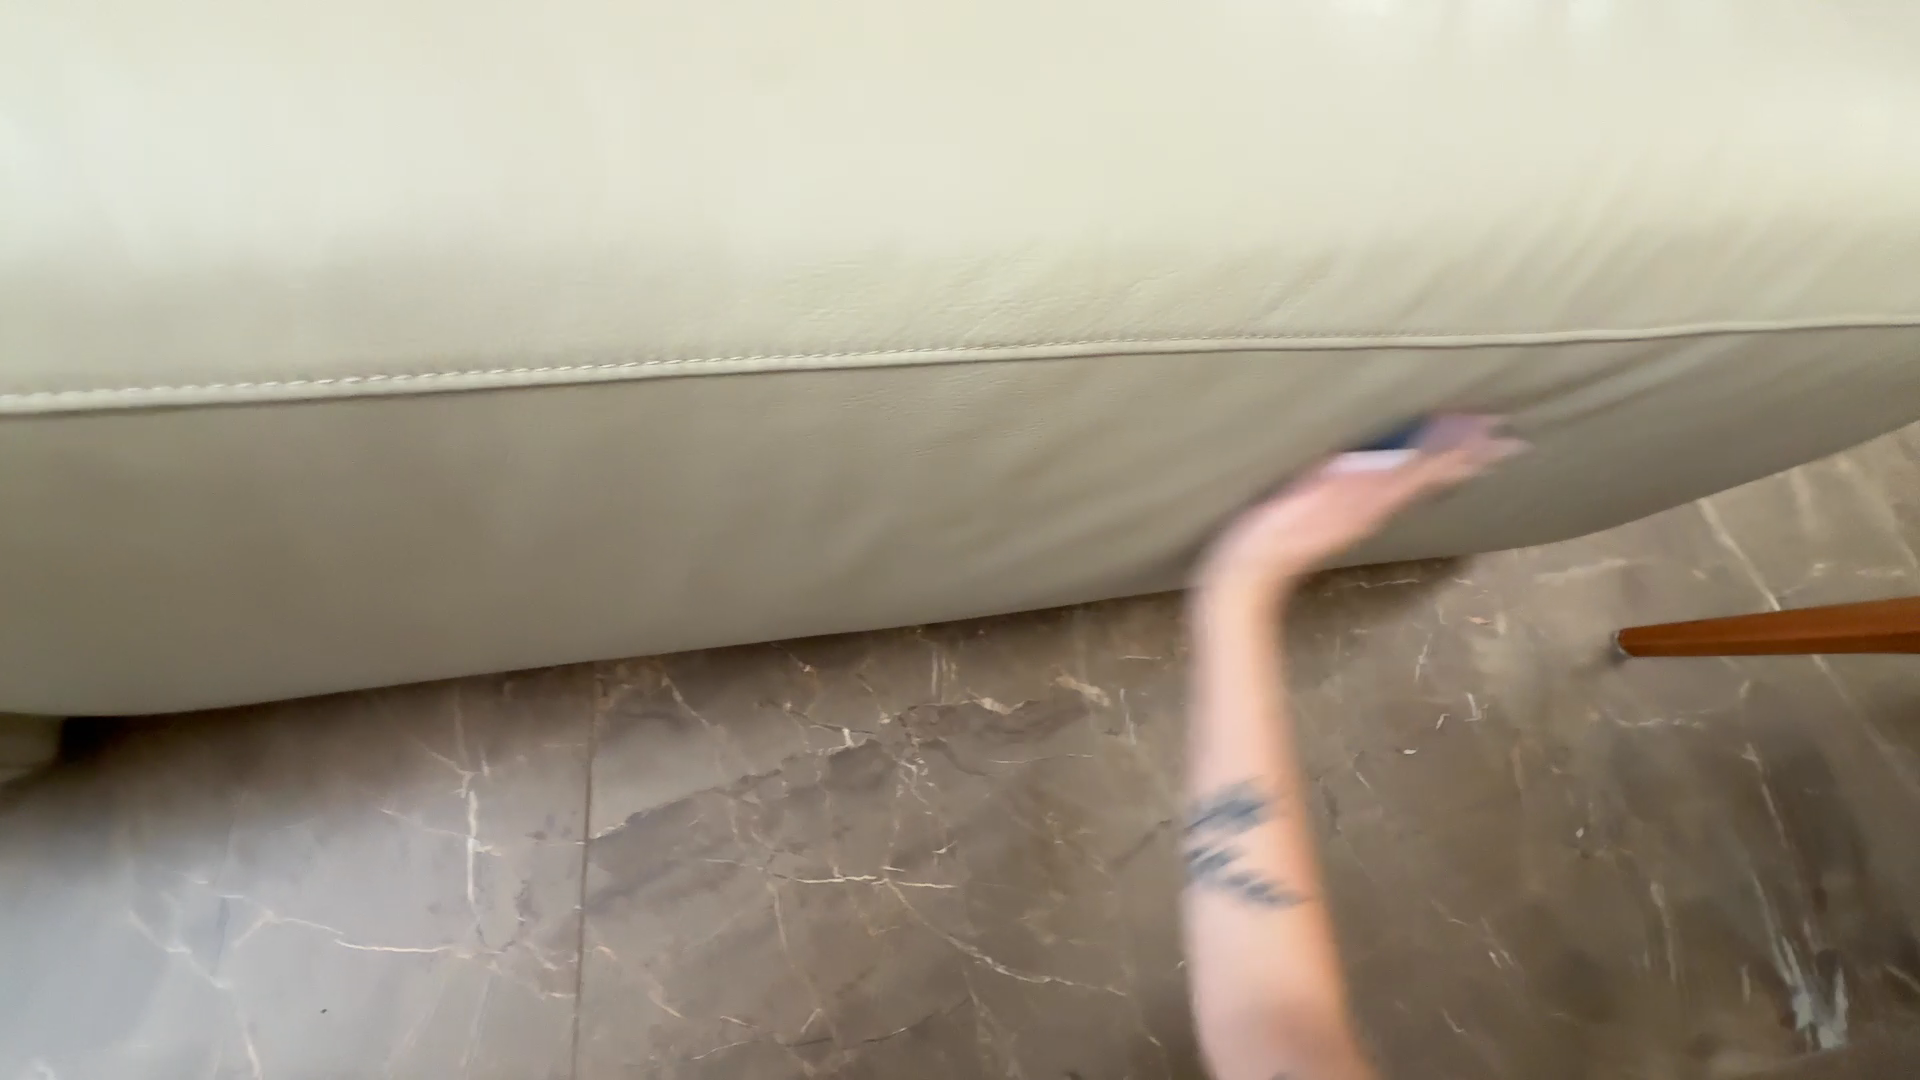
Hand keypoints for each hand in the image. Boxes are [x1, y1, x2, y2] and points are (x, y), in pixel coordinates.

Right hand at [1196, 415, 1525, 603]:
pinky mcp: (1348, 523)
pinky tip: (1421, 477)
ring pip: (1418, 488)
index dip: (1455, 442)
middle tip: (1509, 438)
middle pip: (1429, 478)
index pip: (1423, 465)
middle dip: (1466, 456)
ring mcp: (1362, 517)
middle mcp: (1373, 507)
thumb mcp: (1302, 497)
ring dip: (1450, 467)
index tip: (1489, 420)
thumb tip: (1394, 457)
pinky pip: (1397, 496)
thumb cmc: (1267, 534)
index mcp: (1365, 497)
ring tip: (1479, 453)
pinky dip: (1422, 481)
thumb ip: (1345, 475)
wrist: (1250, 575)